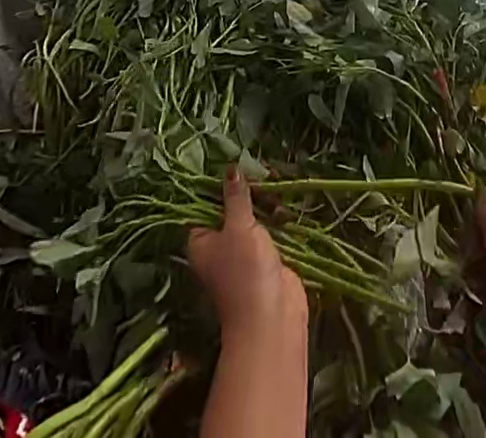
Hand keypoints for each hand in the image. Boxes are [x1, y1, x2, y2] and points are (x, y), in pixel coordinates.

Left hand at [188, 169, 307, 337]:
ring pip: (251, 220)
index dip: (220, 183)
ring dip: (265, 205)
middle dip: (248, 192)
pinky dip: (277, 222)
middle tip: (265, 173)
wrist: (273, 320)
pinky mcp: (265, 261)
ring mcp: (243, 254)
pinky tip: (285, 208)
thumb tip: (230, 167)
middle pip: (230, 209)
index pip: (204, 202)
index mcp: (200, 239)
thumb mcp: (238, 226)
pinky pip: (269, 233)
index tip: (237, 165)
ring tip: (277, 185)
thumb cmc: (245, 271)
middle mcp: (218, 246)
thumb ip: (235, 196)